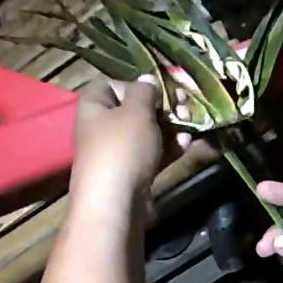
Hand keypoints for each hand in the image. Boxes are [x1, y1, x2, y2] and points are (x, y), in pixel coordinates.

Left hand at [68, 80, 183, 219]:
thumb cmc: (122, 147)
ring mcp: (117, 154)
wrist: (116, 202)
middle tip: (182, 106)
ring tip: (189, 125)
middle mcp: (102, 129)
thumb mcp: (136, 110)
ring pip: (147, 134)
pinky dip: (168, 149)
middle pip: (134, 111)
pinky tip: (186, 145)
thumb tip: (146, 80)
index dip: (134, 84)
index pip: (110, 85)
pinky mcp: (133, 175)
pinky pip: (152, 155)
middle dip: (160, 108)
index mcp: (94, 107)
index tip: (156, 89)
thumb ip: (145, 91)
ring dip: (169, 128)